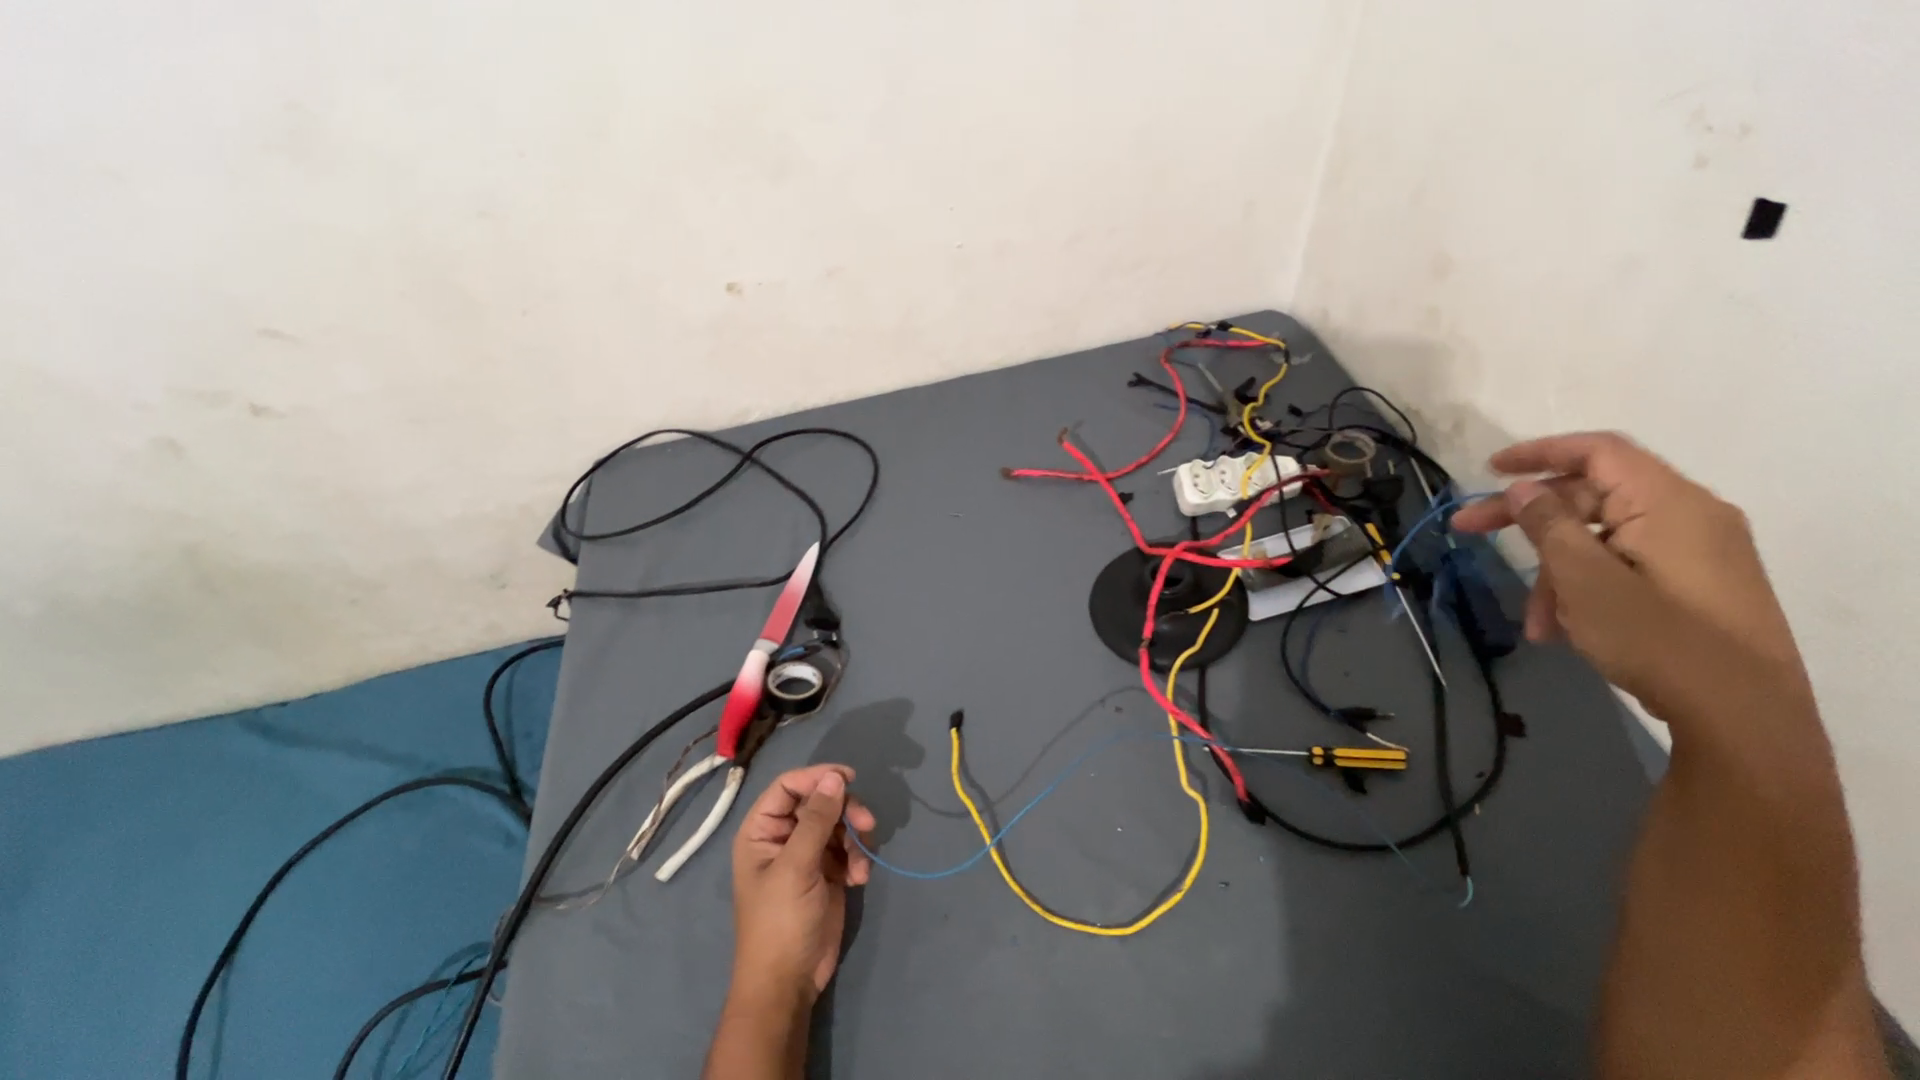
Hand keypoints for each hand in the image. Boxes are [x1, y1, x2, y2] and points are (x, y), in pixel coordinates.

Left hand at [729, 764, 875, 1003]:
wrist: (789, 981)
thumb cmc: (780, 922)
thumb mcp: (797, 867)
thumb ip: (816, 820)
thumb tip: (835, 778)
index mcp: (762, 831)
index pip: (789, 786)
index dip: (818, 778)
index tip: (850, 779)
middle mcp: (783, 837)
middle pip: (820, 802)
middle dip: (846, 811)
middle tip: (868, 825)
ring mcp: (807, 855)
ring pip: (839, 824)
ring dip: (856, 839)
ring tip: (861, 866)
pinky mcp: (828, 873)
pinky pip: (849, 848)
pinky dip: (858, 859)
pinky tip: (859, 880)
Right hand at [1450, 432, 1809, 722]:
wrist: (1745, 716)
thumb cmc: (1658, 639)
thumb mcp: (1585, 581)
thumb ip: (1550, 526)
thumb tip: (1526, 489)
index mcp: (1669, 502)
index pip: (1598, 451)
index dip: (1539, 452)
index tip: (1488, 469)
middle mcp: (1691, 515)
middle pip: (1594, 495)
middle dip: (1530, 520)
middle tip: (1469, 532)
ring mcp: (1700, 552)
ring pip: (1605, 539)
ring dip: (1556, 571)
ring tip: (1534, 624)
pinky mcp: (1701, 586)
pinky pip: (1629, 566)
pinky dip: (1588, 586)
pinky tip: (1566, 630)